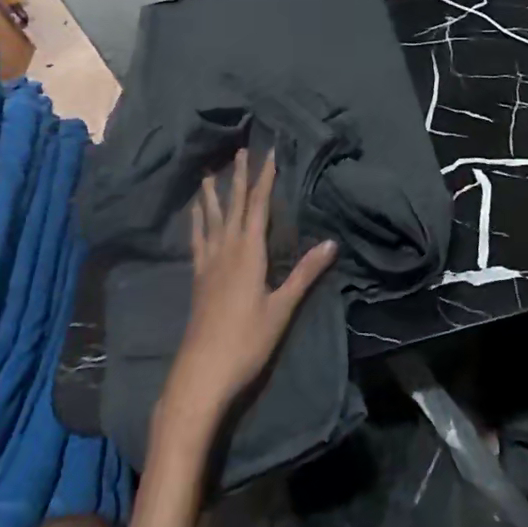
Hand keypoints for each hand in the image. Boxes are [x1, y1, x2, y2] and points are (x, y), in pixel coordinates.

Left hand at [163, 149, 337, 418]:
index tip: (269, 153)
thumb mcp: (281, 308)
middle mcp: (226, 252)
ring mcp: (208, 265)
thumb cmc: (246, 342)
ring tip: (209, 173)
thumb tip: (332, 242)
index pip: (258, 208)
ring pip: (211, 220)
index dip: (264, 179)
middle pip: (233, 207)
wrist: (200, 376)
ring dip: (213, 195)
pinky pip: (198, 240)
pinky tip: (195, 216)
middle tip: (239, 150)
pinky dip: (197, 223)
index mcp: (248, 254)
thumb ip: (305, 273)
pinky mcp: (198, 280)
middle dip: (238, 178)